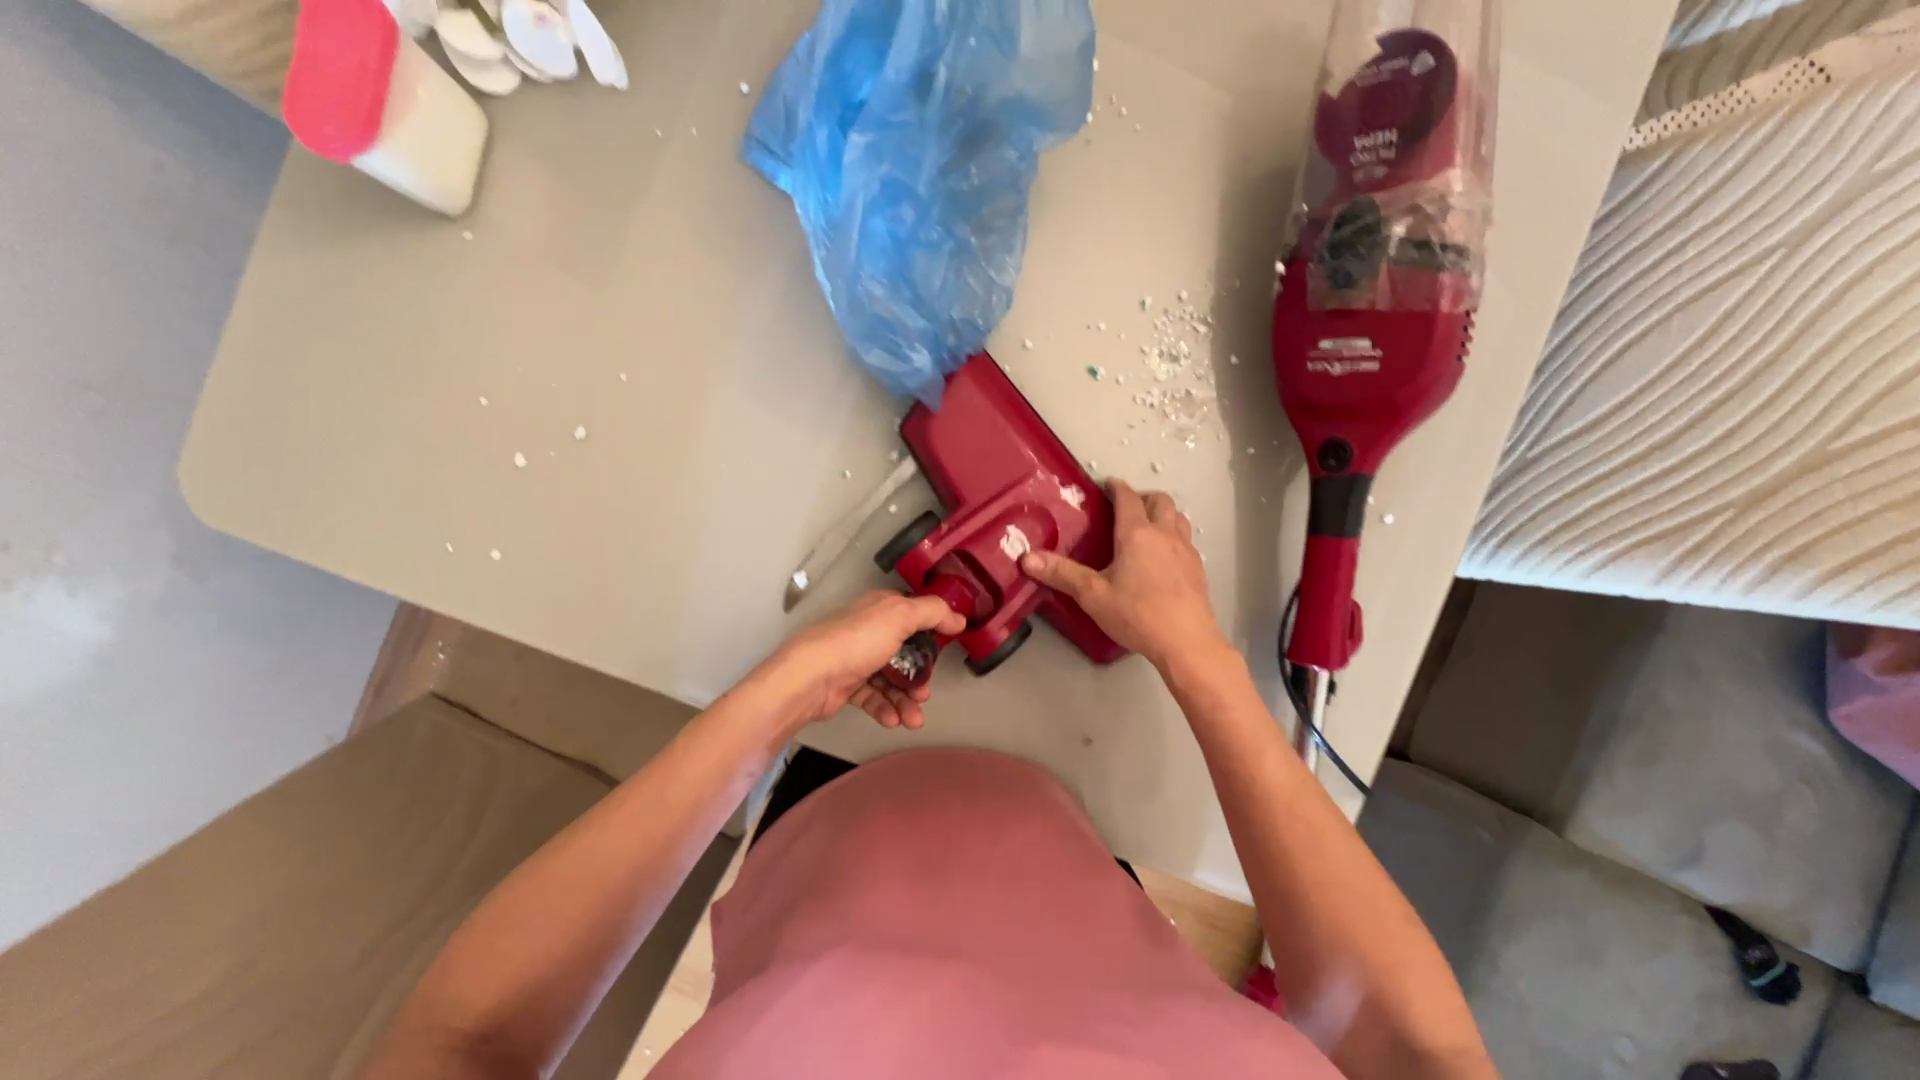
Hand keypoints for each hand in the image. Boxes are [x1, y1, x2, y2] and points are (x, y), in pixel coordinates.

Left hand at [754, 591, 965, 732]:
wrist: (810, 677)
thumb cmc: (857, 641)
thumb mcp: (900, 616)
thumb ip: (933, 613)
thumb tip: (959, 618)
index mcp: (880, 609)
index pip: (912, 615)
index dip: (931, 630)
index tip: (946, 647)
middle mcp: (869, 632)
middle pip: (904, 654)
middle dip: (919, 677)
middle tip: (925, 694)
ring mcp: (857, 660)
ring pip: (890, 681)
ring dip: (905, 701)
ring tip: (913, 719)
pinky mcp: (847, 686)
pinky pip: (874, 698)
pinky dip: (885, 709)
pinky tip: (893, 720)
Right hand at [1021, 480, 1230, 673]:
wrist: (1186, 641)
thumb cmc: (1137, 614)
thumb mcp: (1093, 595)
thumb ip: (1062, 574)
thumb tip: (1027, 558)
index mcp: (1136, 534)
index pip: (1128, 498)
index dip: (1117, 487)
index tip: (1108, 484)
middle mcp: (1164, 535)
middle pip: (1160, 500)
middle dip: (1143, 497)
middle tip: (1127, 507)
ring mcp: (1186, 551)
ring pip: (1178, 517)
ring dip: (1163, 514)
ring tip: (1147, 528)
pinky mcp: (1198, 569)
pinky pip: (1186, 541)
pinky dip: (1174, 538)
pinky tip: (1164, 559)